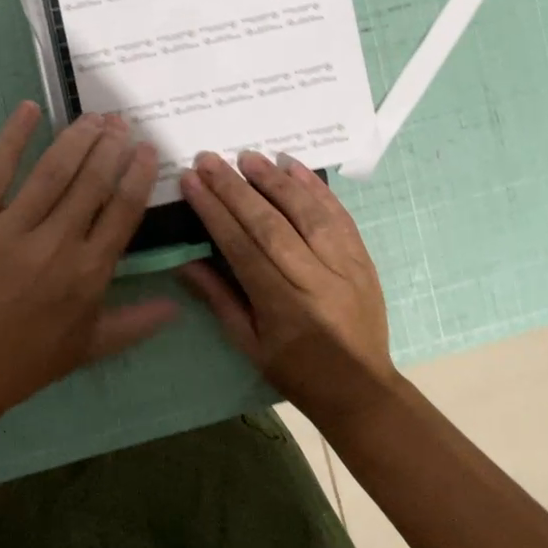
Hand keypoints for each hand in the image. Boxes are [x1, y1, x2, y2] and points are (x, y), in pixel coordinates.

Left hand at [0, 103, 178, 425]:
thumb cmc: (24, 362)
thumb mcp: (87, 349)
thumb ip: (134, 324)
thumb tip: (177, 305)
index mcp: (87, 274)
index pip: (121, 211)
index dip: (137, 174)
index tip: (146, 148)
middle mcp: (55, 246)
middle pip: (91, 183)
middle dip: (110, 146)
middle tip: (120, 119)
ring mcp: (10, 231)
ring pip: (51, 172)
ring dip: (75, 139)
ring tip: (92, 117)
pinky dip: (12, 138)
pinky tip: (29, 110)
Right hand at [176, 151, 400, 428]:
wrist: (363, 391)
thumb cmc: (296, 370)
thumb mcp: (248, 344)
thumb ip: (218, 298)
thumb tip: (184, 259)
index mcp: (282, 306)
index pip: (241, 247)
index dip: (214, 211)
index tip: (191, 180)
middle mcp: (315, 281)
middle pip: (270, 224)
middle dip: (235, 188)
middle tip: (209, 159)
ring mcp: (344, 267)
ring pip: (307, 213)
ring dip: (275, 180)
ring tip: (248, 156)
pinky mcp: (362, 259)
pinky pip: (339, 216)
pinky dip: (316, 188)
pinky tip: (293, 166)